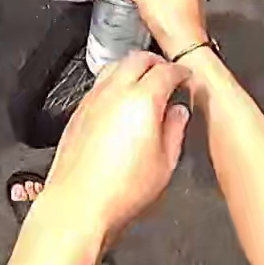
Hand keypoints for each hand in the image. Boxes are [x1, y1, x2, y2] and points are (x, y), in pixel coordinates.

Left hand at [35, 51, 190, 255]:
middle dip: (156, 62)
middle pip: (138, 58)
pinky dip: (114, 83)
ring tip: (144, 82)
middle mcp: (115, 92)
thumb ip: (175, 130)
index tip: (185, 77)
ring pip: (115, 66)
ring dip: (133, 68)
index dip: (180, 71)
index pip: (166, 71)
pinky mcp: (79, 112)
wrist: (77, 205)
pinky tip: (120, 101)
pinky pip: (99, 84)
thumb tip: (178, 114)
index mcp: (142, 99)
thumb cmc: (120, 191)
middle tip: (167, 74)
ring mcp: (93, 99)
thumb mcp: (165, 164)